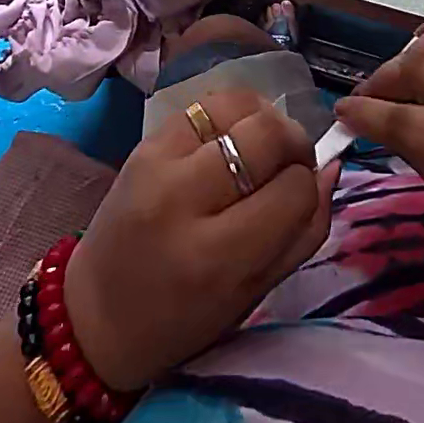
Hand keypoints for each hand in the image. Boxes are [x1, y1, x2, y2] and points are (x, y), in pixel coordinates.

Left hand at [64, 90, 337, 390]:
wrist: (93, 316)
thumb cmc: (183, 319)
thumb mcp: (255, 292)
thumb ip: (305, 231)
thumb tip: (330, 168)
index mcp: (216, 257)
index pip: (293, 190)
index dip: (308, 187)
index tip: (300, 196)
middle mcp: (184, 201)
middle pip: (268, 135)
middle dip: (295, 144)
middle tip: (291, 162)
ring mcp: (158, 163)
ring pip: (240, 106)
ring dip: (266, 120)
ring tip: (262, 147)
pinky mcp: (144, 142)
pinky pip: (207, 103)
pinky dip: (233, 113)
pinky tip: (233, 137)